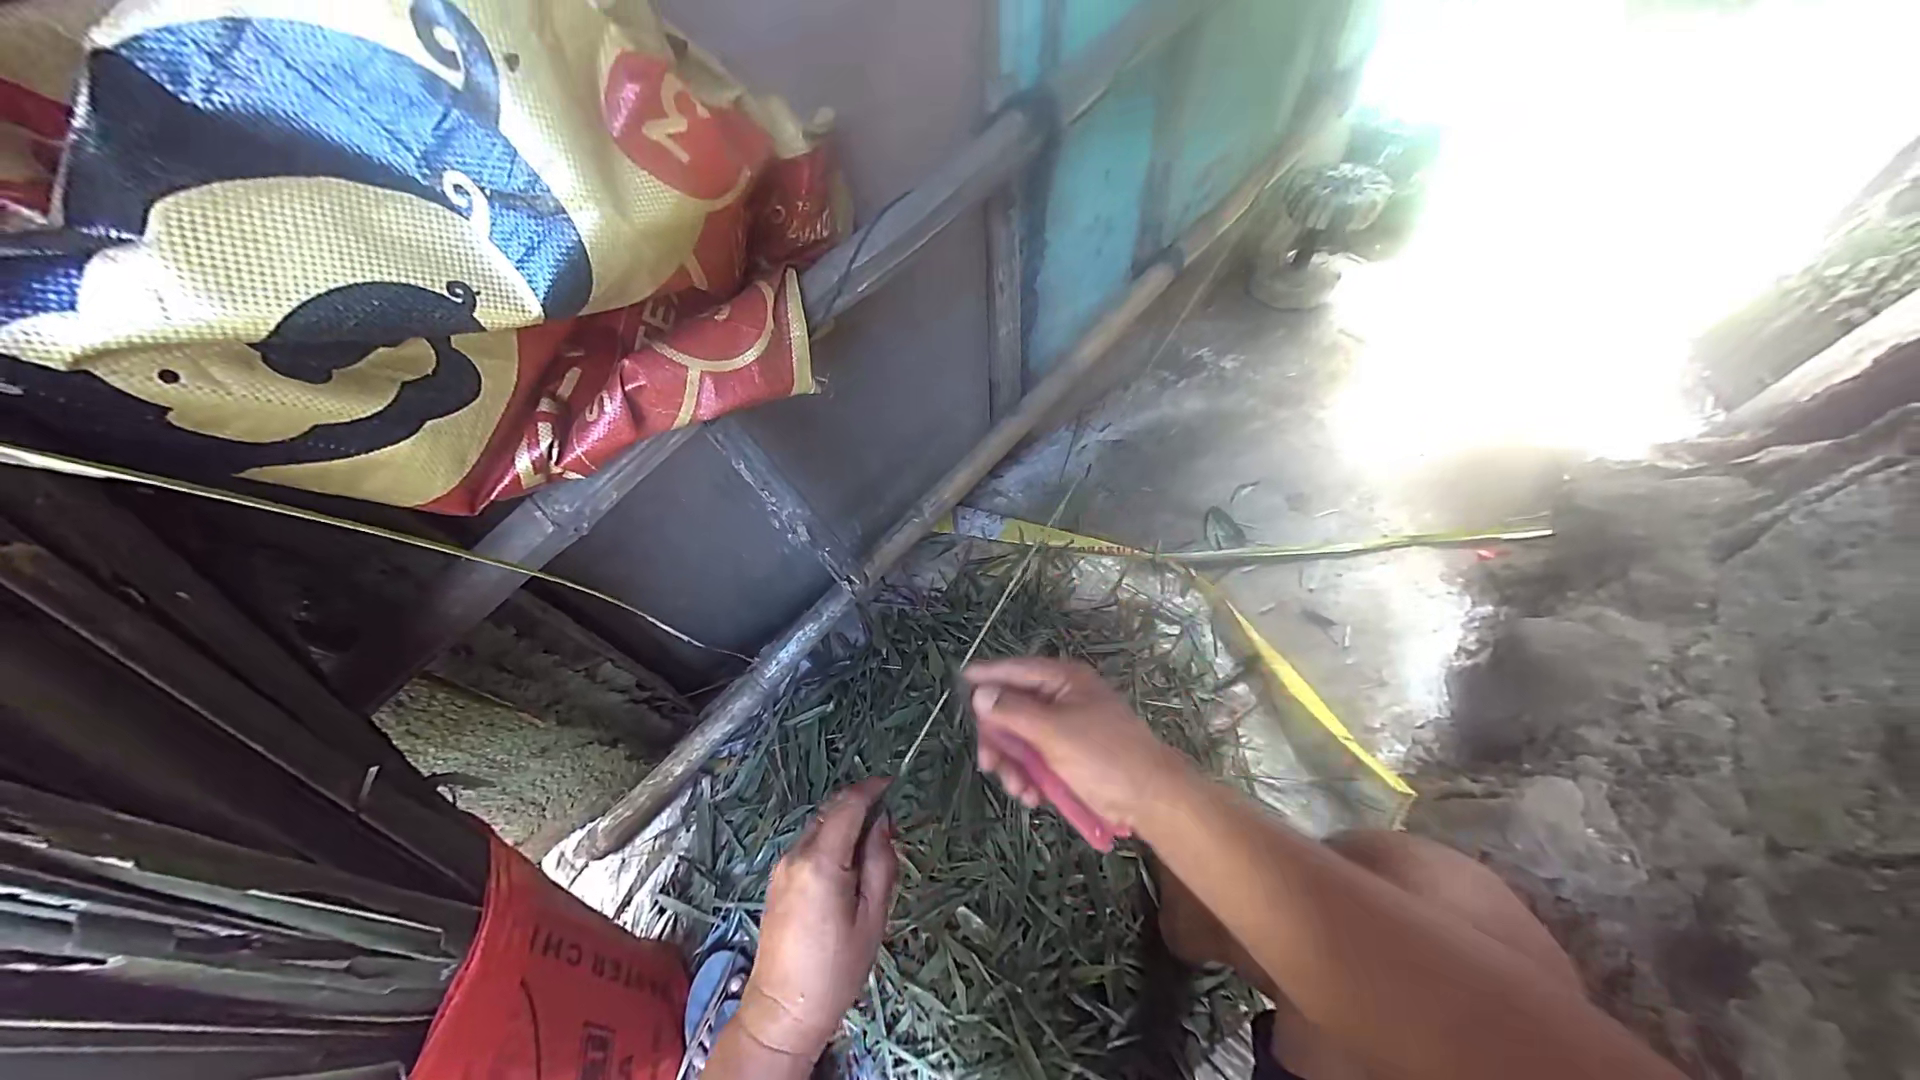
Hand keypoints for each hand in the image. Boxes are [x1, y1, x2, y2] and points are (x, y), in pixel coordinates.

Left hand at [735, 777, 898, 1059]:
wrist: (781, 1012)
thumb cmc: (836, 970)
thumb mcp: (873, 917)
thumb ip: (880, 862)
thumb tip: (881, 822)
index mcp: (821, 861)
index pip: (848, 805)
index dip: (871, 788)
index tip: (892, 784)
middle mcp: (796, 854)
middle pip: (831, 811)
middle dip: (860, 805)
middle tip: (888, 824)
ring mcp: (782, 866)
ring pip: (819, 826)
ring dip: (845, 822)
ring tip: (870, 849)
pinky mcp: (776, 879)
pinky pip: (808, 844)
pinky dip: (830, 839)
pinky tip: (846, 865)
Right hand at [965, 657, 1196, 834]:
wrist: (1151, 799)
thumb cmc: (1104, 755)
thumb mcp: (1054, 731)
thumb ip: (1013, 711)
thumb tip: (979, 691)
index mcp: (1064, 680)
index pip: (1016, 670)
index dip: (987, 676)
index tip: (960, 680)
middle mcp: (1062, 699)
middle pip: (1012, 710)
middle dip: (999, 740)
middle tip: (989, 764)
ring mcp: (1065, 730)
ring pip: (1020, 741)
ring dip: (1013, 767)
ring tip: (1019, 790)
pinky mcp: (1068, 758)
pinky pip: (1036, 762)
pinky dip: (1029, 779)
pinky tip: (1032, 798)